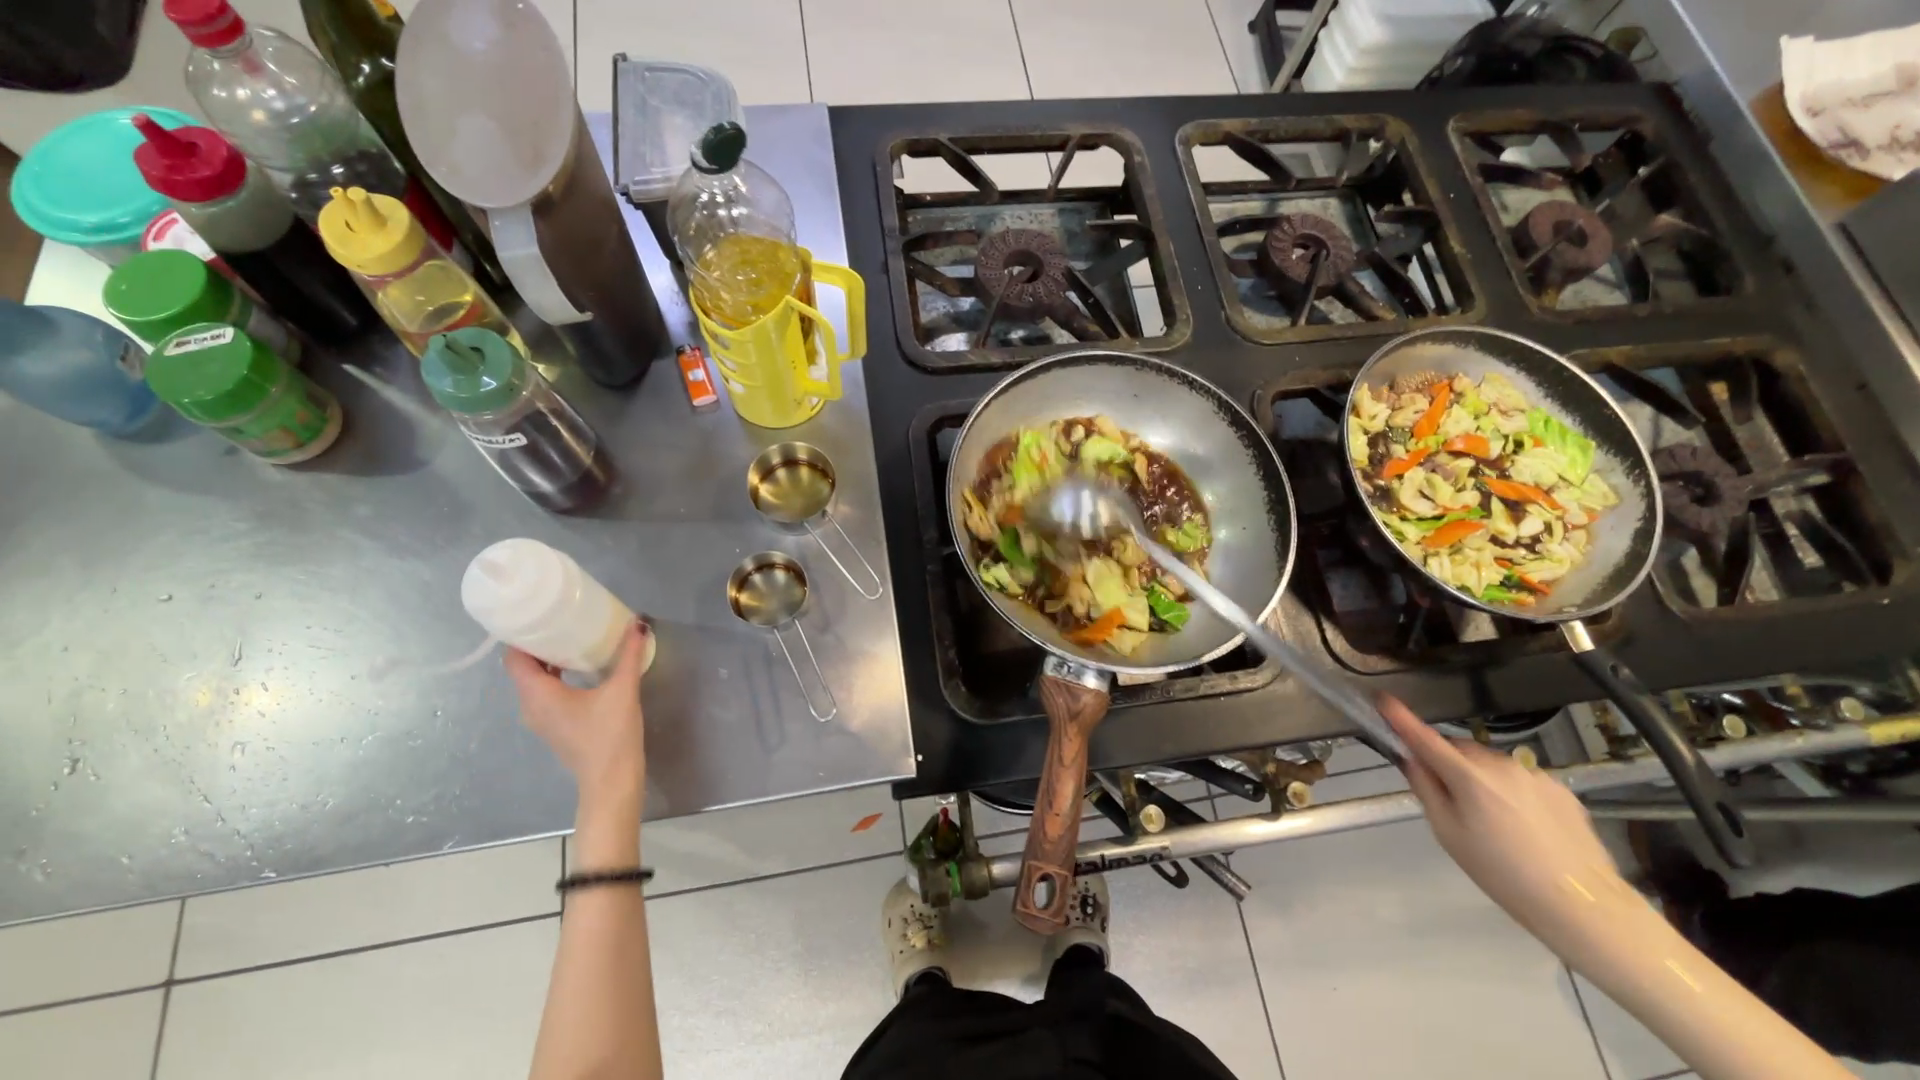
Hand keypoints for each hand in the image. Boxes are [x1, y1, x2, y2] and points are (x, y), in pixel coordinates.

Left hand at [504, 621, 651, 810]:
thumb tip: (638, 623)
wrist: (611, 782)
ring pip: (535, 682)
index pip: (514, 657)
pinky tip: (581, 669)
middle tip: (561, 620)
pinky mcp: (554, 727)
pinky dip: (556, 678)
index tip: (538, 615)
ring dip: (548, 661)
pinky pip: (545, 694)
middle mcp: (531, 706)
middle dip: (539, 644)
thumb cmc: (610, 735)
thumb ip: (629, 655)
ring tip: (573, 639)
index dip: (521, 635)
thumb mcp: (623, 690)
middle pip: (523, 668)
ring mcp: (541, 720)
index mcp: (538, 694)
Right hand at [1381, 694, 1650, 966]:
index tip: (1385, 702)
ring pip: (1492, 766)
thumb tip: (1413, 761)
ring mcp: (1535, 774)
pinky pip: (1521, 780)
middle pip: (1461, 751)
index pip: (1426, 739)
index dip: (1403, 720)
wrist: (1579, 901)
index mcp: (1470, 778)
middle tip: (1450, 801)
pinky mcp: (1560, 788)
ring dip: (1482, 779)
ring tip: (1493, 822)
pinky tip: (1523, 826)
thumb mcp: (1449, 836)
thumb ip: (1427, 791)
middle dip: (1449, 764)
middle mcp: (1502, 765)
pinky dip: (1511, 792)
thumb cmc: (1501, 874)